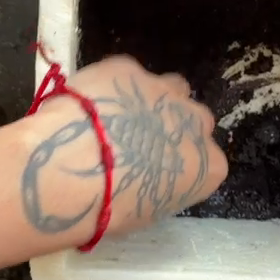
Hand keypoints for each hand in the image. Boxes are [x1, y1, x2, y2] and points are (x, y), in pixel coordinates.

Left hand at [18, 55, 227, 243]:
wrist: (70, 170)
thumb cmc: (109, 208)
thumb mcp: (146, 212)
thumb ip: (161, 187)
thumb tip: (148, 177)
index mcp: (208, 166)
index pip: (207, 160)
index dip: (180, 163)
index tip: (157, 170)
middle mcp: (195, 122)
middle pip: (193, 119)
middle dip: (172, 127)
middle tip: (137, 143)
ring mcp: (162, 89)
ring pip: (169, 87)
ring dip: (151, 99)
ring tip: (116, 117)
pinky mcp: (127, 67)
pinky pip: (124, 74)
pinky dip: (111, 86)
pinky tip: (88, 103)